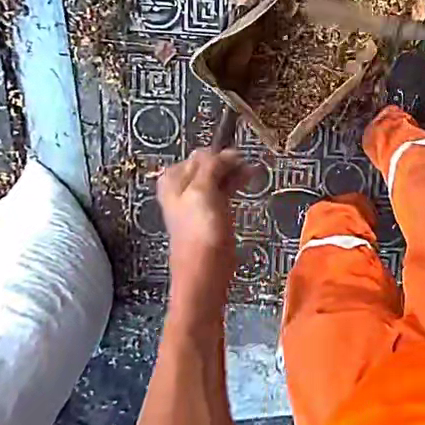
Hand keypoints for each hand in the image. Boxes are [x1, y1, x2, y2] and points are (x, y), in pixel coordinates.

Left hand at [156, 148, 251, 300]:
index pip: (197, 156)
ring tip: (251, 170)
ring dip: (233, 171)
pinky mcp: (212, 216)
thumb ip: (210, 167)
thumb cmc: (200, 230)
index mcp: (174, 181)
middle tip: (246, 162)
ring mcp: (198, 203)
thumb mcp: (202, 191)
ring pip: (216, 178)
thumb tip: (223, 152)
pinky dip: (234, 184)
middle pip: (206, 166)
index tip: (236, 155)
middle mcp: (183, 190)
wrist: (204, 272)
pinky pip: (223, 192)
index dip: (216, 153)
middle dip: (226, 161)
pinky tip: (247, 181)